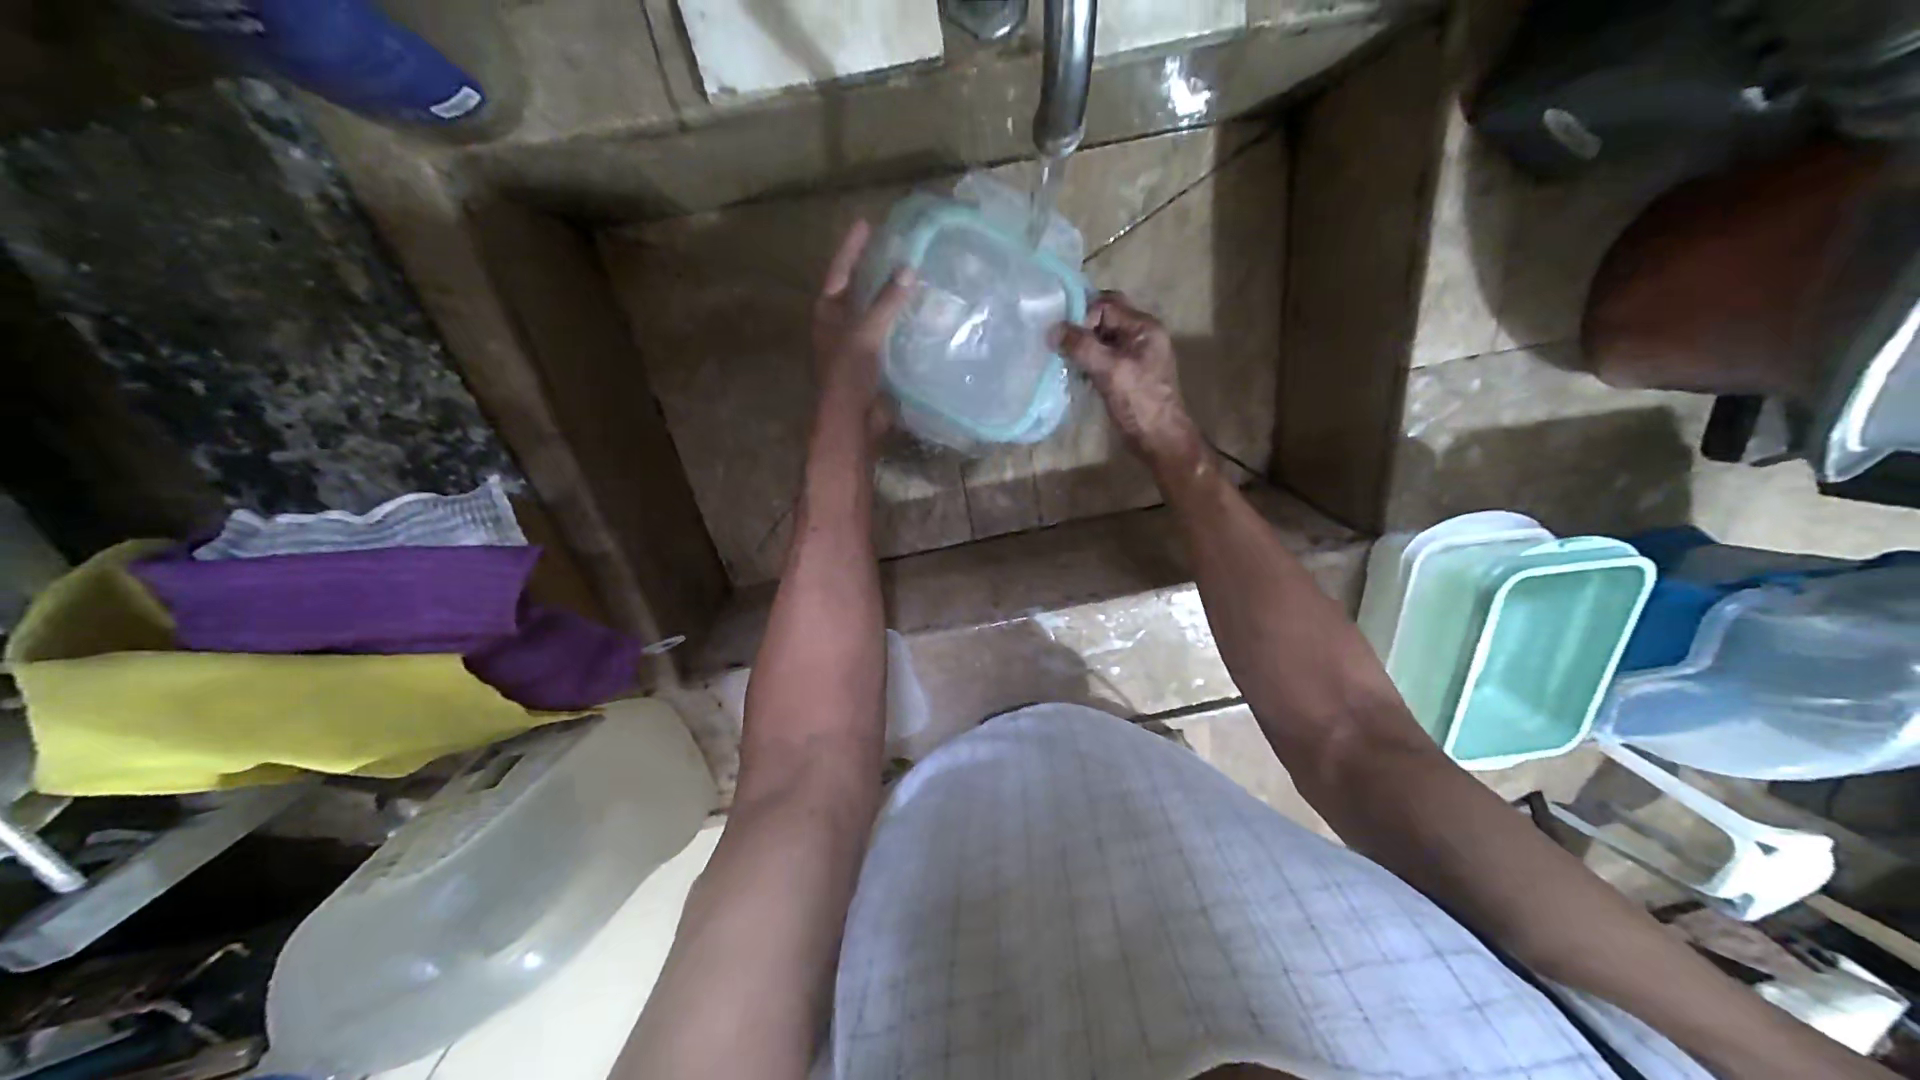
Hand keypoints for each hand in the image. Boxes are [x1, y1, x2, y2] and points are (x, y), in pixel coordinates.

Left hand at [813, 221, 914, 430]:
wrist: (852, 421)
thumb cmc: (848, 374)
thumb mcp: (865, 333)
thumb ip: (886, 301)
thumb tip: (908, 269)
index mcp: (828, 313)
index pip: (840, 270)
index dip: (853, 246)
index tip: (867, 222)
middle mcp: (839, 324)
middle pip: (857, 288)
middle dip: (875, 269)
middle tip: (896, 244)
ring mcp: (856, 343)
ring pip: (875, 311)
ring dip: (892, 295)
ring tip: (914, 272)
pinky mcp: (874, 361)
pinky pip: (890, 333)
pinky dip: (903, 321)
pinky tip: (923, 312)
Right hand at [1053, 292, 1203, 467]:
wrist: (1159, 439)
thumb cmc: (1140, 402)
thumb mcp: (1110, 370)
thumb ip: (1082, 347)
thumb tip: (1053, 330)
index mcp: (1144, 327)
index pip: (1107, 304)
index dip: (1083, 314)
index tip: (1064, 336)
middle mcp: (1140, 335)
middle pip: (1104, 318)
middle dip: (1080, 328)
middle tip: (1058, 343)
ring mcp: (1133, 355)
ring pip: (1100, 338)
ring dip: (1080, 346)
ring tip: (1061, 358)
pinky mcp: (1125, 373)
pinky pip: (1101, 357)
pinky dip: (1086, 361)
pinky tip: (1072, 372)